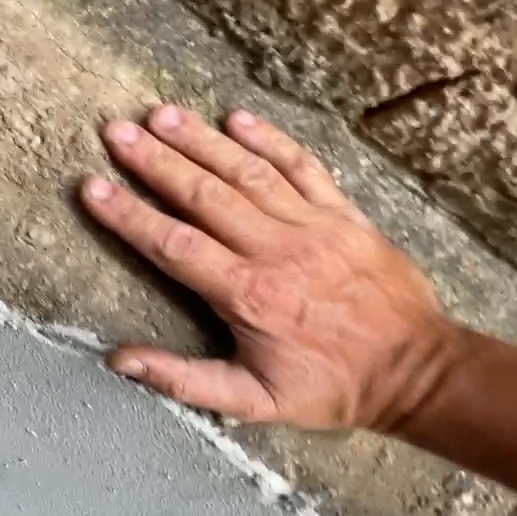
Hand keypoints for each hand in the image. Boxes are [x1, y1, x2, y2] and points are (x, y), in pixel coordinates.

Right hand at [80, 104, 460, 430]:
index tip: (92, 188)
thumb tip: (118, 360)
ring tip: (161, 114)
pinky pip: (304, 169)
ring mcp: (314, 228)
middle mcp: (277, 251)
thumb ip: (182, 380)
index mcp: (248, 294)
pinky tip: (237, 118)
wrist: (424, 373)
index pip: (172, 244)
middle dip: (155, 161)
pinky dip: (270, 140)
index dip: (128, 214)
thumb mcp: (252, 401)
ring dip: (201, 140)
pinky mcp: (345, 216)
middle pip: (205, 195)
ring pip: (247, 173)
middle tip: (117, 132)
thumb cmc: (330, 387)